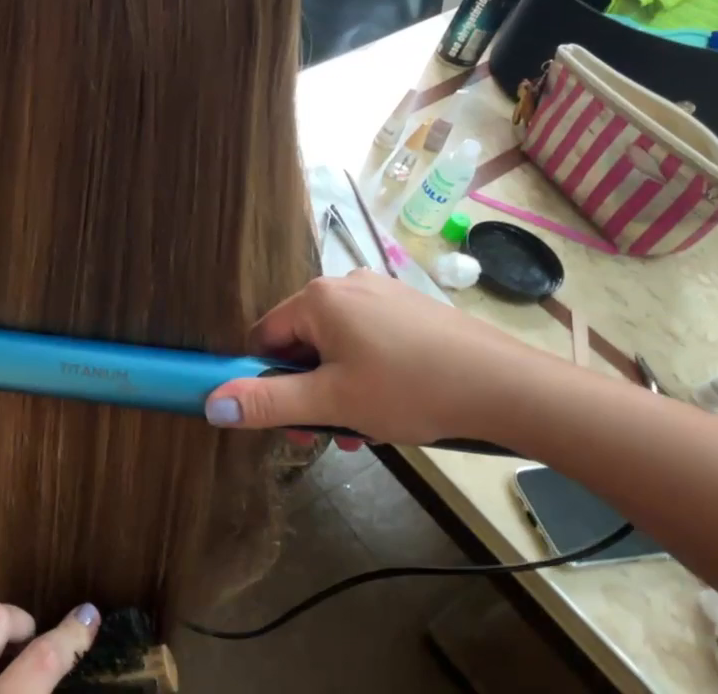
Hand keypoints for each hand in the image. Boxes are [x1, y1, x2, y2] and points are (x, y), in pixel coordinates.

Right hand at [204, 271, 557, 443]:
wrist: (506, 386)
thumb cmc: (410, 389)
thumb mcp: (333, 402)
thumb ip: (268, 403)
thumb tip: (211, 404)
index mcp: (317, 298)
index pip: (264, 337)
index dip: (266, 380)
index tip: (287, 419)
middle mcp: (345, 284)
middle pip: (301, 341)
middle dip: (308, 391)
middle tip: (328, 432)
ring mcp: (382, 293)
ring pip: (337, 346)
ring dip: (338, 389)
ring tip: (365, 429)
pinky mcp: (411, 308)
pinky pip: (368, 340)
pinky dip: (367, 373)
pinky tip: (392, 407)